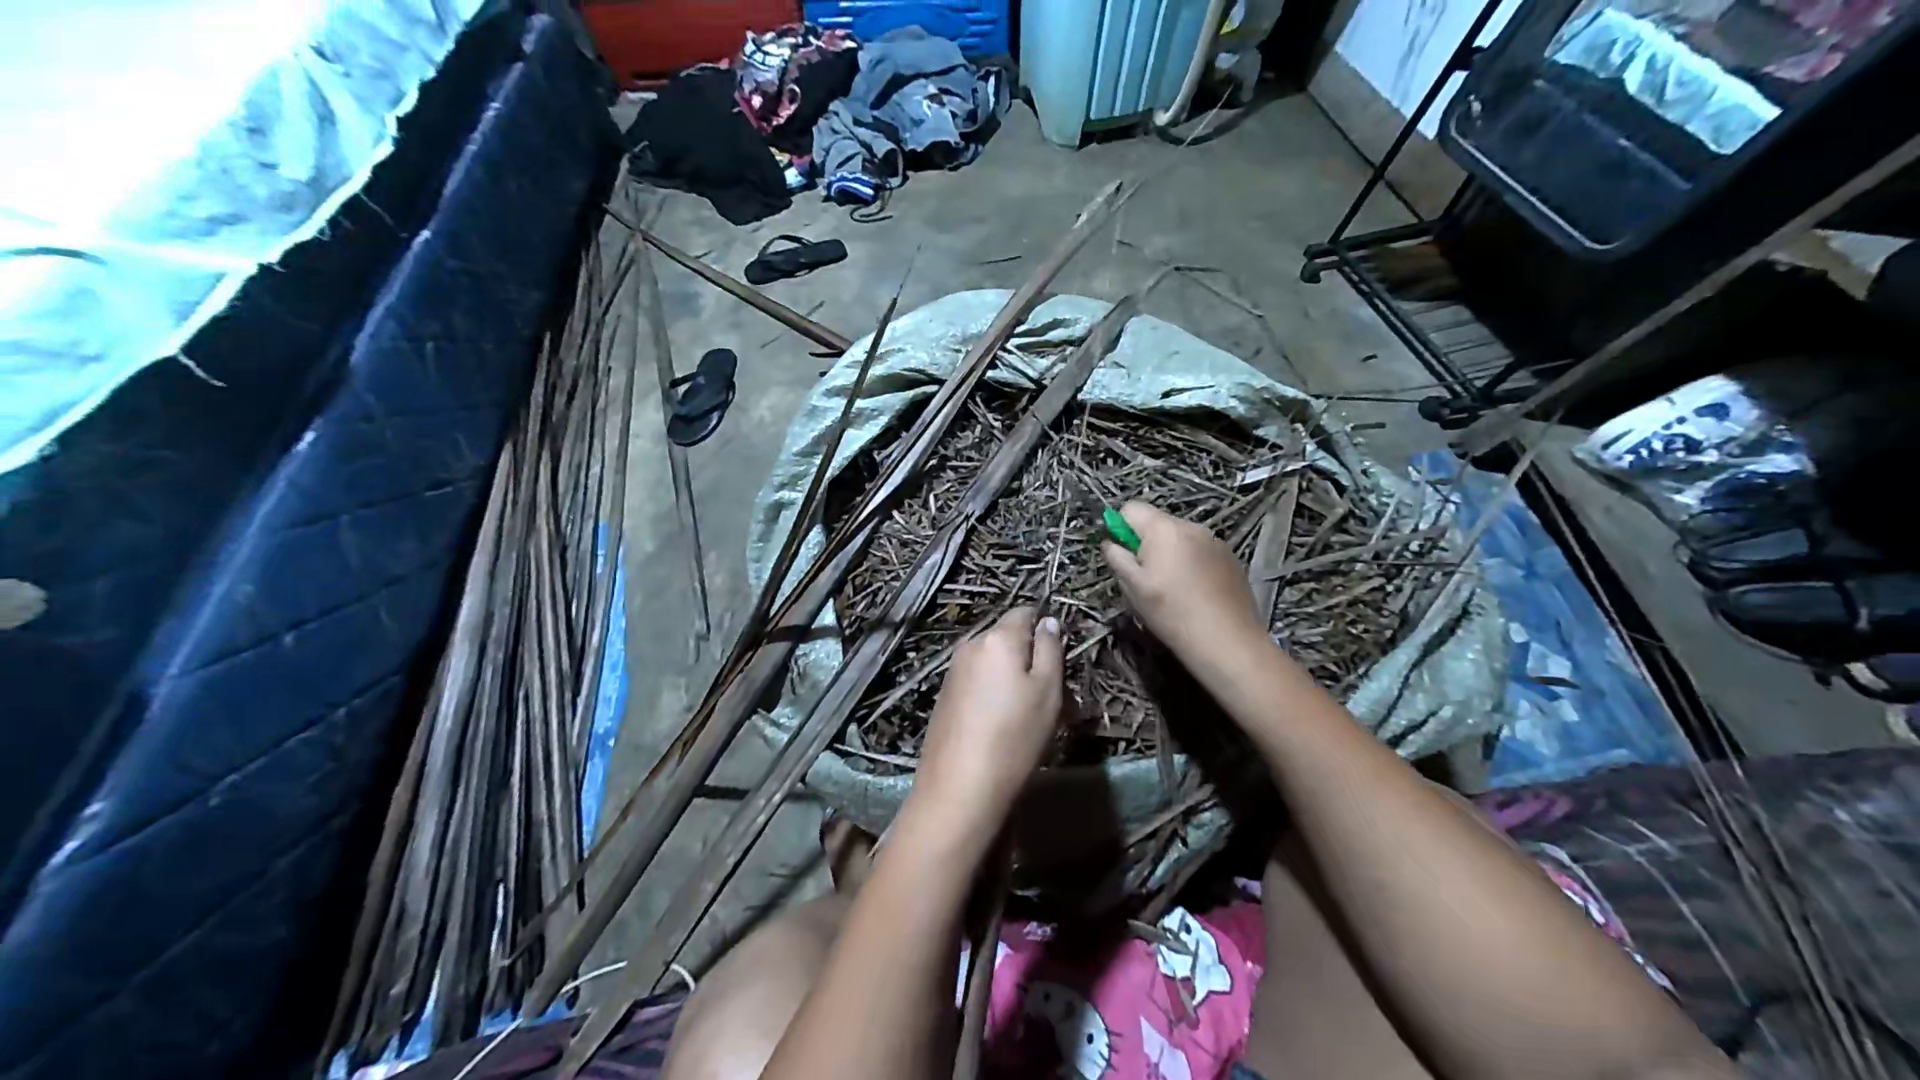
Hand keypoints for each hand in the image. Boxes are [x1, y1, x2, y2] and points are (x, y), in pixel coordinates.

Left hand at [911, 607, 1062, 834]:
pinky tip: (1005, 725)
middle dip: (1032, 658)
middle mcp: (970, 644)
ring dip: (1015, 679)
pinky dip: (995, 693)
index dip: (1046, 629)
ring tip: (1033, 717)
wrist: (959, 786)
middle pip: (1009, 638)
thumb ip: (1050, 649)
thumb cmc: (1014, 736)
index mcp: (997, 637)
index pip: (1026, 612)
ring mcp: (954, 670)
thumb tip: (1047, 620)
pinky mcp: (945, 694)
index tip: (1061, 660)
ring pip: (995, 663)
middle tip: (1055, 696)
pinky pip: (979, 681)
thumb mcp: (1047, 691)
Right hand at [1100, 500, 1265, 662]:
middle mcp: (1192, 526)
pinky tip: (1195, 592)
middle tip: (1147, 579)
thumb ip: (1116, 558)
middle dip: (1147, 544)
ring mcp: (1215, 541)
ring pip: (1179, 539)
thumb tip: (1110, 542)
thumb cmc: (1171, 612)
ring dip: (1170, 554)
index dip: (1120, 528)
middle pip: (1157, 523)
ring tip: (1173, 589)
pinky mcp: (1230, 558)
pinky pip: (1200, 551)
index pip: (1131, 508)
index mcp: (1164, 529)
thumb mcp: (1132, 587)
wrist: (1227, 640)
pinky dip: (1192, 564)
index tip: (1124, 557)